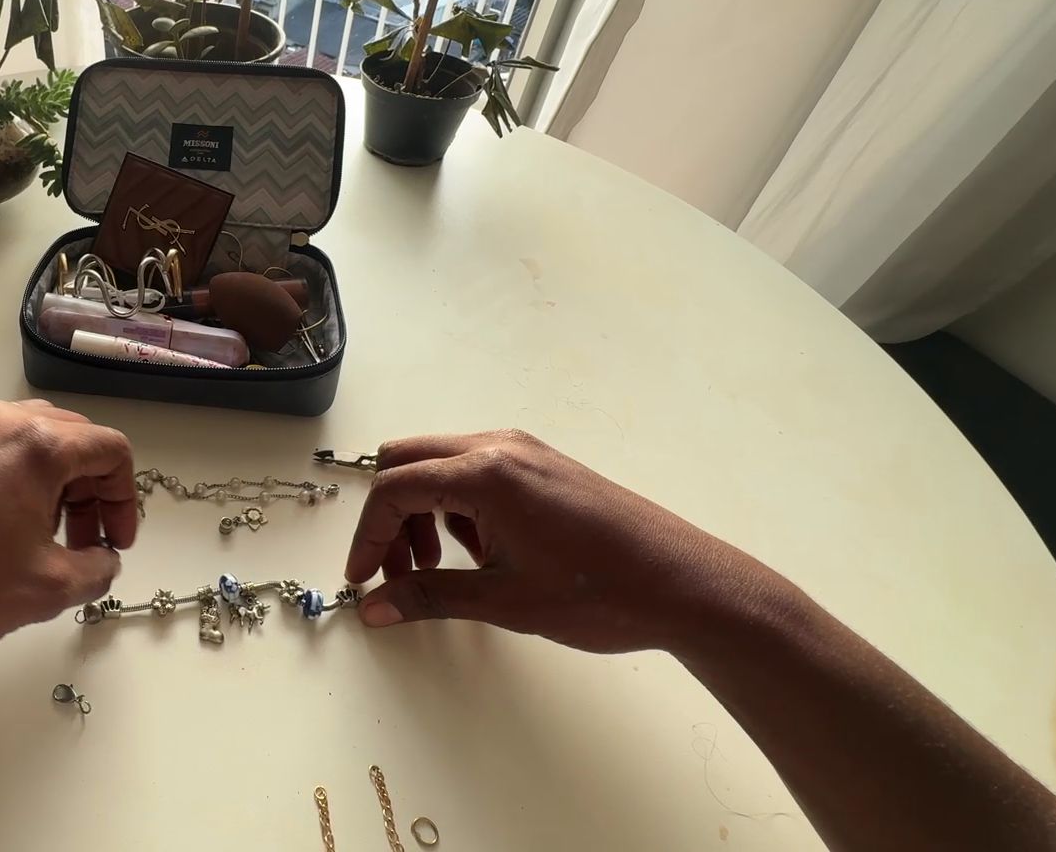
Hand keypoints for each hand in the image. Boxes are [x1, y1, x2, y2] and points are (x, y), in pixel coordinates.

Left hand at [0, 400, 134, 672]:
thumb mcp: (49, 588)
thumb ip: (97, 568)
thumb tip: (103, 559)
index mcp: (38, 444)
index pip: (110, 449)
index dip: (125, 498)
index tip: (115, 543)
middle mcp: (2, 421)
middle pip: (75, 439)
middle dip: (92, 491)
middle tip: (85, 542)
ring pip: (35, 441)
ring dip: (58, 484)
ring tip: (45, 538)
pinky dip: (20, 480)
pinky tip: (3, 529)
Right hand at [344, 429, 776, 653]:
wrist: (693, 587)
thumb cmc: (600, 595)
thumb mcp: (505, 601)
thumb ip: (429, 597)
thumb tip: (372, 610)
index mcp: (484, 473)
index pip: (393, 488)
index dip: (368, 535)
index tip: (362, 578)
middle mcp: (496, 446)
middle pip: (405, 461)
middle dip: (389, 517)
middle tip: (397, 570)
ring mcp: (520, 449)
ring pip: (436, 464)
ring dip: (421, 510)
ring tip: (442, 565)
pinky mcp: (539, 462)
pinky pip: (471, 469)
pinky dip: (454, 504)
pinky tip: (480, 549)